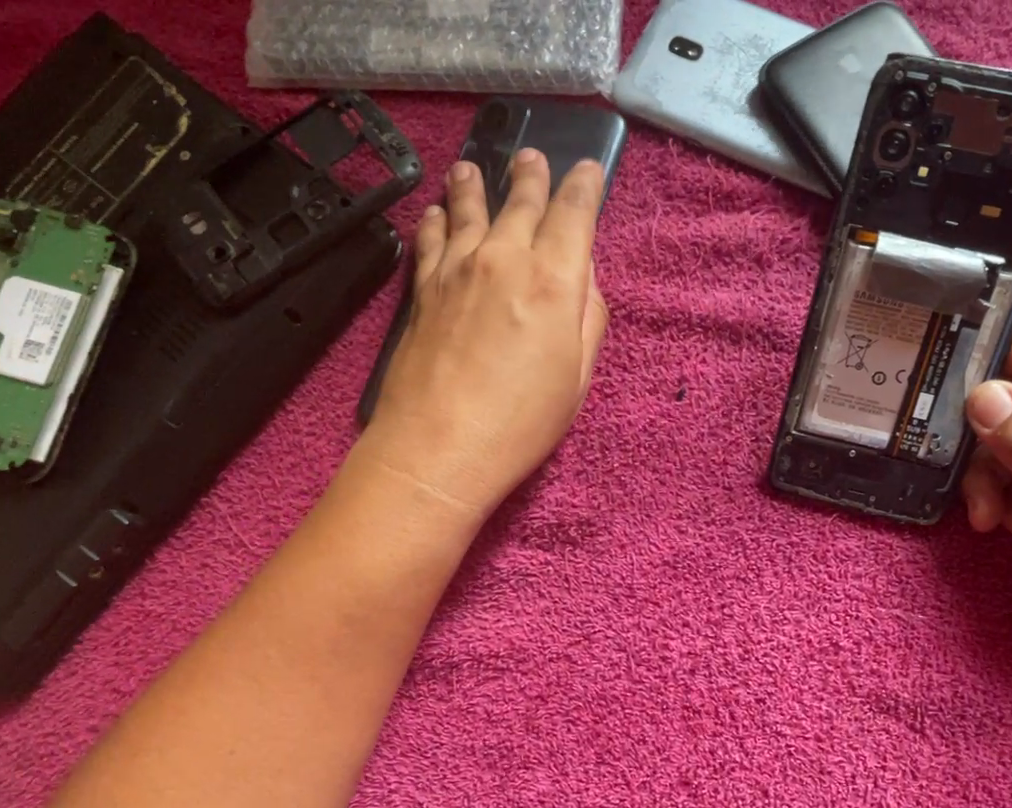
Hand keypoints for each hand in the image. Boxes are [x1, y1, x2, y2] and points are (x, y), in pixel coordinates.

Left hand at [360, 149, 608, 518]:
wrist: (439, 446)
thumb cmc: (521, 423)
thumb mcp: (578, 378)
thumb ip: (588, 318)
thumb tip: (584, 277)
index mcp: (553, 281)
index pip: (574, 214)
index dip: (584, 186)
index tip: (587, 168)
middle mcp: (504, 259)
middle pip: (521, 201)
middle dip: (532, 175)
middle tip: (532, 157)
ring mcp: (457, 270)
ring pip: (468, 209)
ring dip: (475, 184)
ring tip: (473, 167)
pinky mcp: (423, 289)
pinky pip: (430, 238)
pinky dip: (436, 220)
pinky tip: (436, 213)